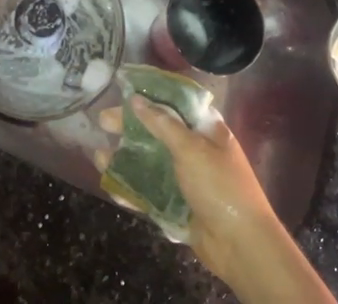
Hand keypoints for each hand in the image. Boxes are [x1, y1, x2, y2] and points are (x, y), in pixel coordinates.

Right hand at [97, 95, 283, 282]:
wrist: (240, 245)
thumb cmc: (219, 186)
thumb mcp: (191, 148)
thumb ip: (162, 123)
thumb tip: (136, 99)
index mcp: (205, 130)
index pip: (175, 104)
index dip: (150, 96)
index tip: (123, 91)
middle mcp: (194, 150)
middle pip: (156, 132)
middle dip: (129, 127)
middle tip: (103, 122)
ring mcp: (184, 179)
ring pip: (149, 162)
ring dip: (124, 159)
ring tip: (98, 156)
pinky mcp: (176, 204)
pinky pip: (148, 191)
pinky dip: (130, 188)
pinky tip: (110, 185)